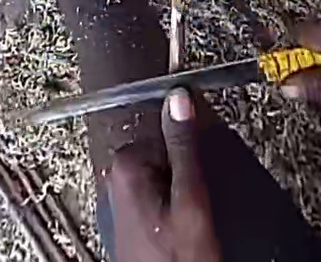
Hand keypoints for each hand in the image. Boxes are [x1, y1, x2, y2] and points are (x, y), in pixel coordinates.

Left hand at [107, 89, 221, 261]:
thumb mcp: (190, 203)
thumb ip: (184, 147)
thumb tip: (179, 96)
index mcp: (126, 163)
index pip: (166, 125)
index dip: (190, 145)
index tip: (202, 167)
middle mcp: (118, 174)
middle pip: (164, 145)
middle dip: (186, 166)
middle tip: (197, 201)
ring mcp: (123, 195)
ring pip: (165, 168)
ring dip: (183, 184)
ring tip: (191, 217)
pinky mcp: (133, 213)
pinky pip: (160, 187)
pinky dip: (176, 198)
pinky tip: (184, 224)